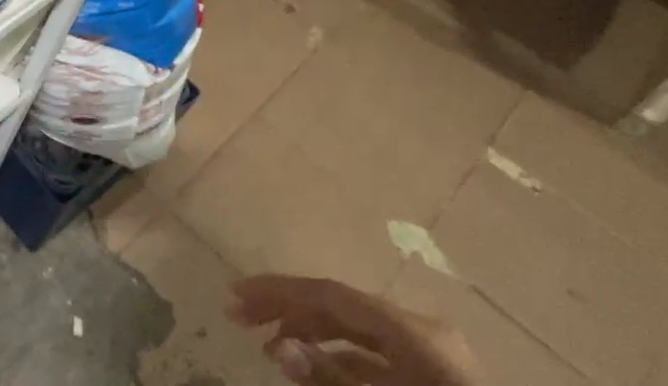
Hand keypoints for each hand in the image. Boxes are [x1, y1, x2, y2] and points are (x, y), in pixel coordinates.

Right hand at [227, 275, 480, 385]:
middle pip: (340, 306)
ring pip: (355, 329)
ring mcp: (431, 353)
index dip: (277, 290)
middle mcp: (420, 329)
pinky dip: (338, 355)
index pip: (329, 293)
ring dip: (309, 333)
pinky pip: (375, 353)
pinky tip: (312, 365)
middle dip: (287, 309)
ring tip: (270, 349)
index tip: (233, 294)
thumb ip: (332, 377)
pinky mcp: (434, 374)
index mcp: (411, 329)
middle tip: (237, 316)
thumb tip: (280, 348)